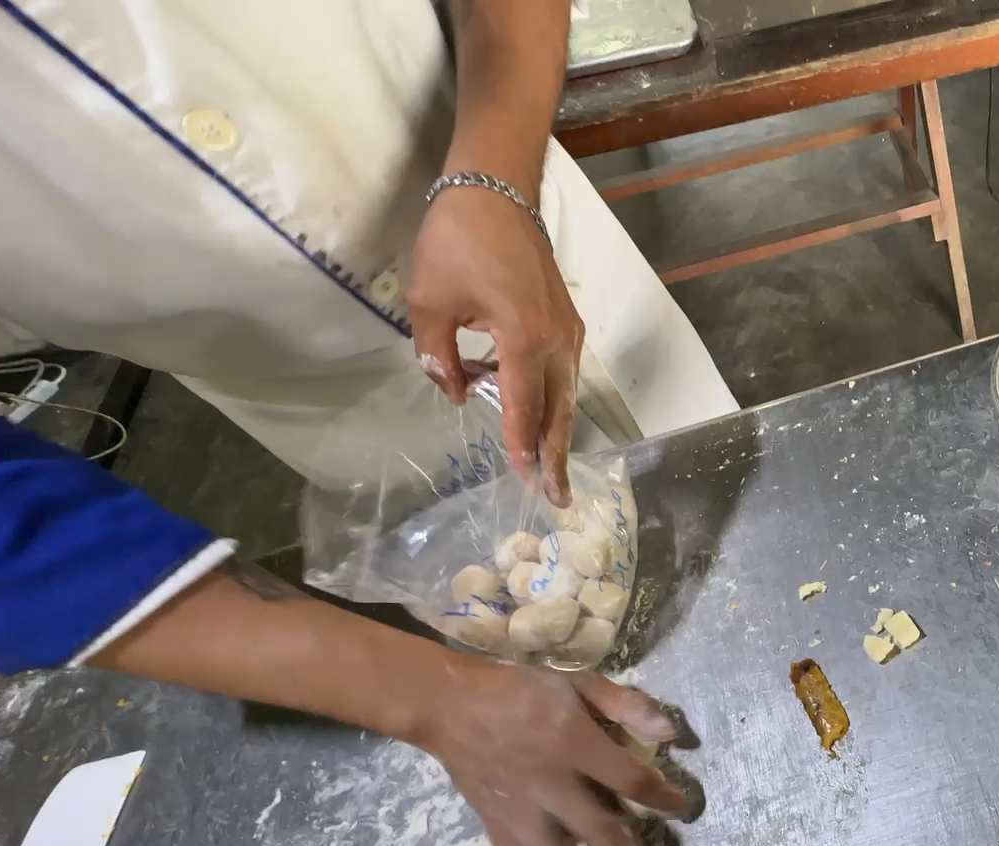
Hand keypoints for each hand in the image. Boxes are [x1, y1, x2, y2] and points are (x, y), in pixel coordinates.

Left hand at [408, 184, 582, 506]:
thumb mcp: (428, 299)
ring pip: (568, 397)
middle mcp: (558, 344)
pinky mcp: (569, 325)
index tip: (523, 481)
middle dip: (556, 458)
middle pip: (560, 412)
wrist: (497, 193)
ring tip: (555, 469)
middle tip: (559, 498)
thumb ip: (438, 354)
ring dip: (560, 435)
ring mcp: (570, 335)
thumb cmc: (457, 241)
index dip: (521, 446)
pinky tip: (544, 415)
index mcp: (523, 338)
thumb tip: (457, 392)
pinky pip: (566, 375)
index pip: (523, 405)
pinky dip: (556, 403)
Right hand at [411, 662, 687, 845]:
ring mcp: (518, 814)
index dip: (662, 798)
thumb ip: (627, 705)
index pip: (629, 781)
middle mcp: (548, 786)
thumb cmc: (525, 690)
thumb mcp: (581, 683)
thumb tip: (671, 733)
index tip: (686, 810)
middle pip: (598, 833)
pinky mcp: (494, 830)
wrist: (451, 704)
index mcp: (573, 746)